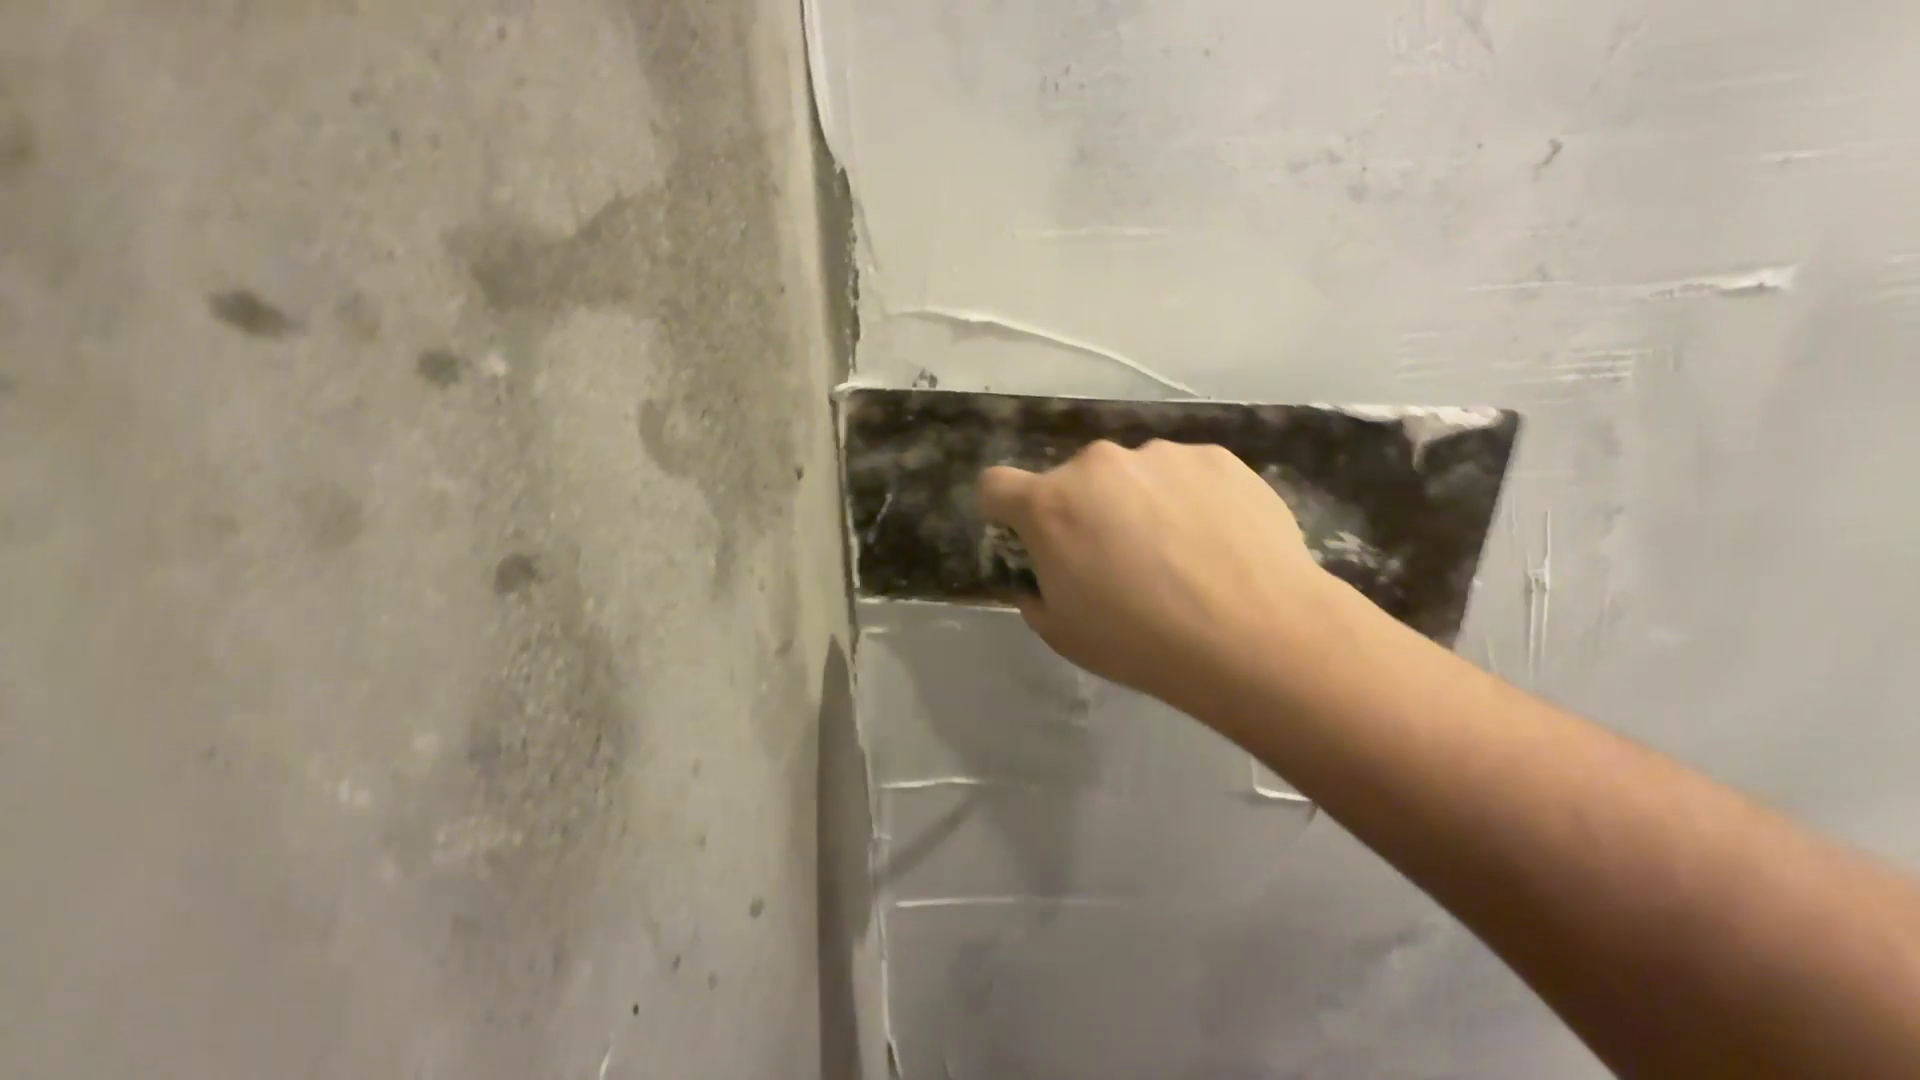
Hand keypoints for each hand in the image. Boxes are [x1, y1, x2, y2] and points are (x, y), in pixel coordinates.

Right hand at [977, 439, 1350, 714]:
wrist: (1256, 635)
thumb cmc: (1143, 643)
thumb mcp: (1066, 635)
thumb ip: (1038, 596)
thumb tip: (1042, 581)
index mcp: (1050, 506)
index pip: (995, 485)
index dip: (1004, 511)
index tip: (1027, 536)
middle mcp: (1098, 464)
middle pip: (1074, 481)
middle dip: (1086, 512)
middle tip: (1122, 561)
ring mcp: (1161, 454)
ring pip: (1135, 475)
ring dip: (1141, 502)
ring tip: (1183, 554)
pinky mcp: (1217, 457)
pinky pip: (1187, 474)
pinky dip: (1192, 500)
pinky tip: (1220, 543)